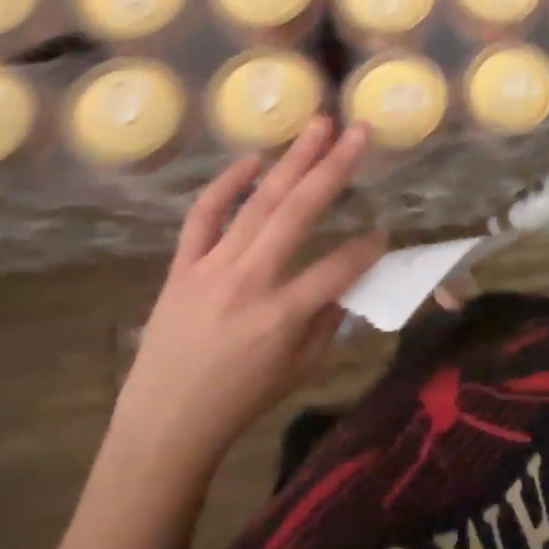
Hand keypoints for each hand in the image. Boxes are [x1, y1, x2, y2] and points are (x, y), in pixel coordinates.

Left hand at [110, 118, 385, 474]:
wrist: (165, 424)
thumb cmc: (241, 400)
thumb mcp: (300, 369)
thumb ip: (327, 319)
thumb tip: (345, 279)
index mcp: (282, 315)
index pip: (339, 267)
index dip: (367, 248)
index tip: (384, 233)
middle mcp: (249, 282)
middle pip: (298, 212)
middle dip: (334, 167)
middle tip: (359, 131)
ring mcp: (211, 268)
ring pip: (258, 202)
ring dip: (291, 159)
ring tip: (318, 125)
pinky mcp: (183, 267)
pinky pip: (204, 216)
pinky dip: (226, 184)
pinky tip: (253, 159)